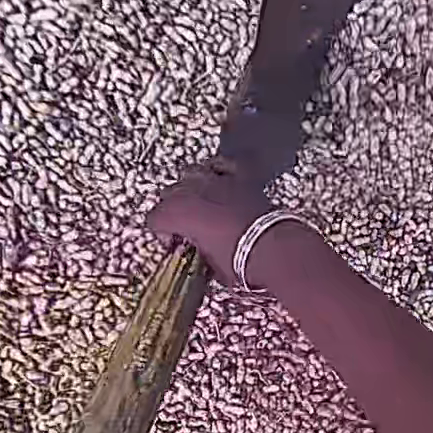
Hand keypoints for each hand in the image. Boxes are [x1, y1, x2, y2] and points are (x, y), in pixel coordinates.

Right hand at [145, 157, 271, 275]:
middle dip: (175, 211)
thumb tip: (203, 251)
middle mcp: (192, 190)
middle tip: (189, 230)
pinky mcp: (241, 178)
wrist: (277, 250)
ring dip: (192, 189)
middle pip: (170, 194)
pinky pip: (222, 166)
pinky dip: (218, 172)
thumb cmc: (241, 262)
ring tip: (203, 206)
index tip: (176, 246)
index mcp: (178, 212)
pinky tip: (221, 183)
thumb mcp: (212, 266)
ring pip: (191, 174)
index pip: (155, 219)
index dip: (163, 235)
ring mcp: (218, 180)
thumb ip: (199, 252)